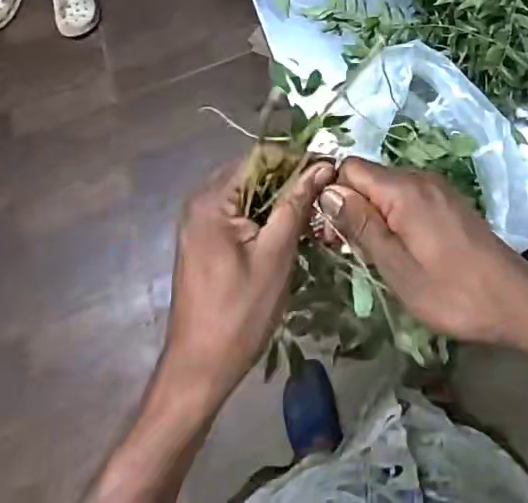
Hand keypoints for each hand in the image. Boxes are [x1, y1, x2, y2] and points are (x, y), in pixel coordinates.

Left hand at [163, 159, 335, 398]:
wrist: (199, 370)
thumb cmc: (239, 313)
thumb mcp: (276, 254)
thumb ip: (297, 203)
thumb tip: (322, 165)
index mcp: (212, 200)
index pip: (260, 157)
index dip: (296, 160)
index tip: (328, 171)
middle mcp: (199, 201)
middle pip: (253, 172)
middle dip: (289, 179)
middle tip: (323, 194)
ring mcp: (198, 221)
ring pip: (249, 192)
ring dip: (279, 198)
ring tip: (312, 212)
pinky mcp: (203, 239)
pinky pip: (239, 211)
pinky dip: (264, 215)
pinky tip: (288, 230)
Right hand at [319, 158, 527, 369]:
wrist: (514, 301)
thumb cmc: (453, 293)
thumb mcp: (397, 268)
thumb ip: (362, 227)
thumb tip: (328, 191)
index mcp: (404, 190)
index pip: (350, 168)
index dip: (332, 195)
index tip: (327, 232)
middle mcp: (419, 178)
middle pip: (367, 177)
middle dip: (349, 207)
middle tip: (345, 251)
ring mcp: (436, 188)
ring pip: (386, 189)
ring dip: (370, 215)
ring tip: (370, 256)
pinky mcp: (447, 202)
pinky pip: (407, 198)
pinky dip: (392, 217)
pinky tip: (397, 249)